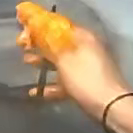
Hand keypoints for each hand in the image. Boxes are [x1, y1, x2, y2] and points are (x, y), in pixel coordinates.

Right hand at [16, 5, 132, 122]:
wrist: (111, 107)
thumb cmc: (85, 78)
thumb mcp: (64, 58)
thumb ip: (48, 43)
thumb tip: (35, 26)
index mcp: (83, 37)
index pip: (58, 24)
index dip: (40, 25)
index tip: (23, 27)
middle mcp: (86, 48)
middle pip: (59, 42)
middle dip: (39, 44)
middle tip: (22, 46)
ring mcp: (87, 67)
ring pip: (61, 61)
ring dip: (43, 62)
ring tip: (26, 62)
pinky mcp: (86, 85)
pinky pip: (65, 81)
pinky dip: (51, 84)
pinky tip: (35, 92)